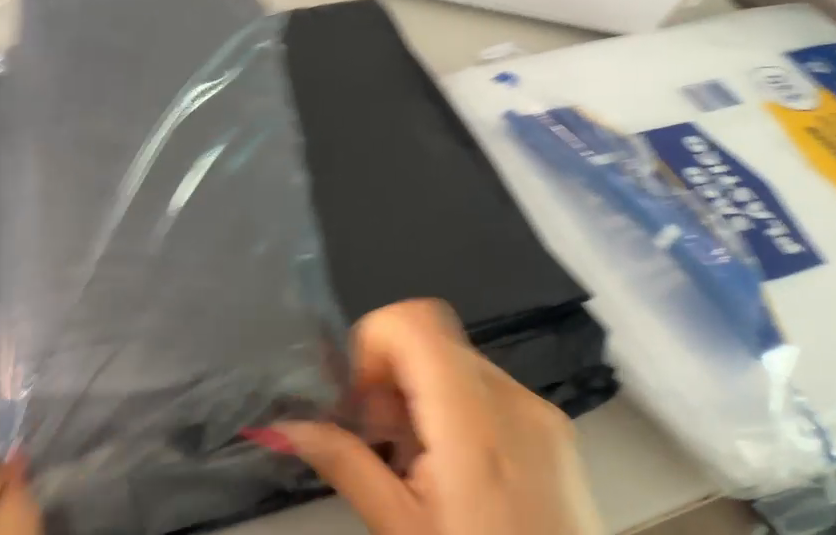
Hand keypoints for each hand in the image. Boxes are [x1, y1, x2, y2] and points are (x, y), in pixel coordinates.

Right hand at [273, 300, 603, 534]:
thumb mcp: (400, 530)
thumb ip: (342, 463)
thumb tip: (279, 426)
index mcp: (475, 424)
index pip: (413, 321)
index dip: (371, 342)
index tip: (358, 401)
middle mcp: (515, 402)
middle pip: (429, 341)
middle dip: (388, 378)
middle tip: (376, 442)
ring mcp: (542, 416)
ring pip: (455, 364)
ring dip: (417, 396)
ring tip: (412, 466)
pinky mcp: (556, 434)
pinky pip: (486, 391)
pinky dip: (451, 412)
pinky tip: (449, 473)